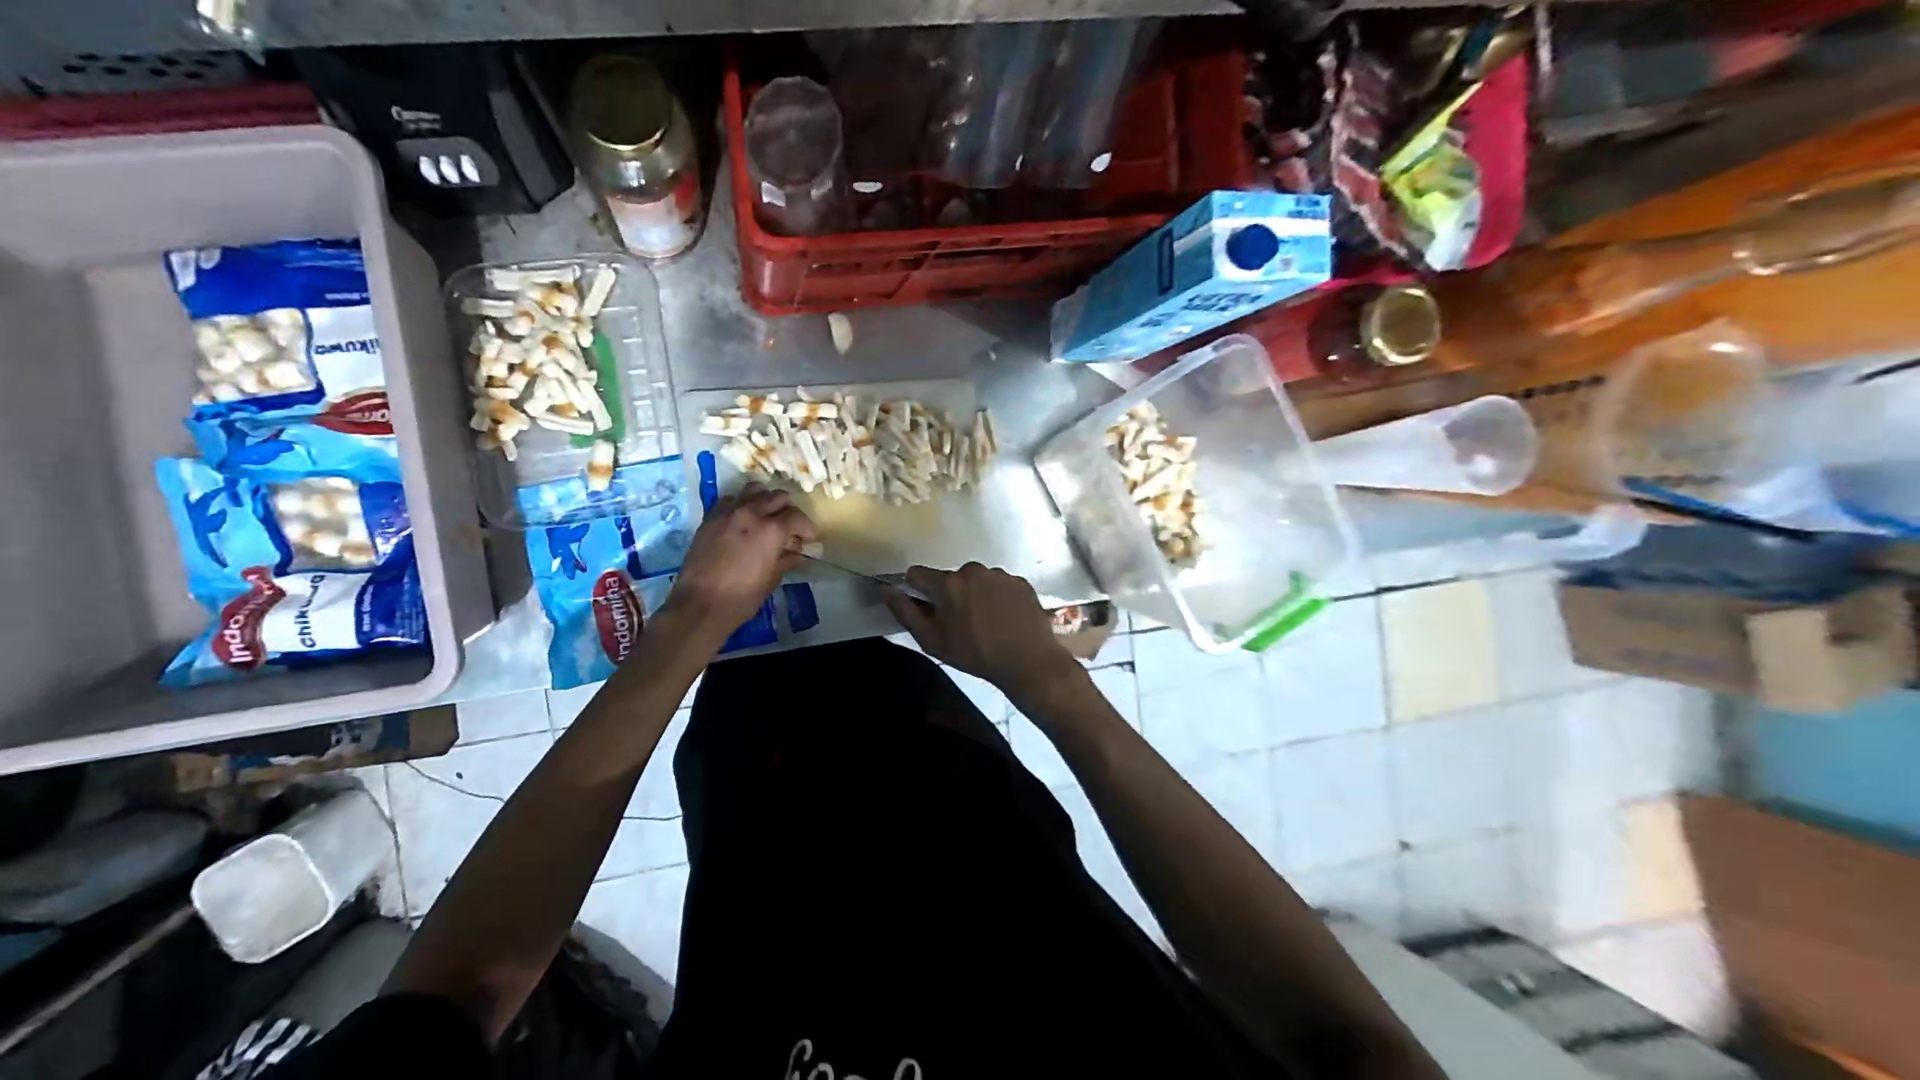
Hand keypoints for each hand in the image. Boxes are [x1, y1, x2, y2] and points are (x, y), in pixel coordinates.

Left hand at [668, 483, 814, 643]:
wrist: (700, 604)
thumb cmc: (742, 597)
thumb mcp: (772, 579)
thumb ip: (786, 559)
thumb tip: (796, 552)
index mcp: (771, 530)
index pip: (797, 516)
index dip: (806, 528)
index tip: (807, 539)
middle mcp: (751, 512)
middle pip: (777, 496)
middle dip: (787, 510)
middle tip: (788, 528)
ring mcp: (728, 512)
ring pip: (754, 490)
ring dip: (765, 500)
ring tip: (765, 517)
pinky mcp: (710, 517)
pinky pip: (731, 499)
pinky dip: (741, 504)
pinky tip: (742, 521)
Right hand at [884, 562, 1076, 697]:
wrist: (1028, 661)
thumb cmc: (974, 654)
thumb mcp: (931, 640)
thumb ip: (905, 612)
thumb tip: (885, 589)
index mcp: (948, 582)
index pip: (918, 574)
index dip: (917, 591)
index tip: (928, 610)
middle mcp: (973, 570)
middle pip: (950, 578)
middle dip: (951, 595)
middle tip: (961, 624)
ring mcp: (1000, 574)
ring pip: (977, 581)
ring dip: (976, 595)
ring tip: (987, 624)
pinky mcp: (1021, 582)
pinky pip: (1000, 585)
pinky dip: (998, 598)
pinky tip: (1005, 620)